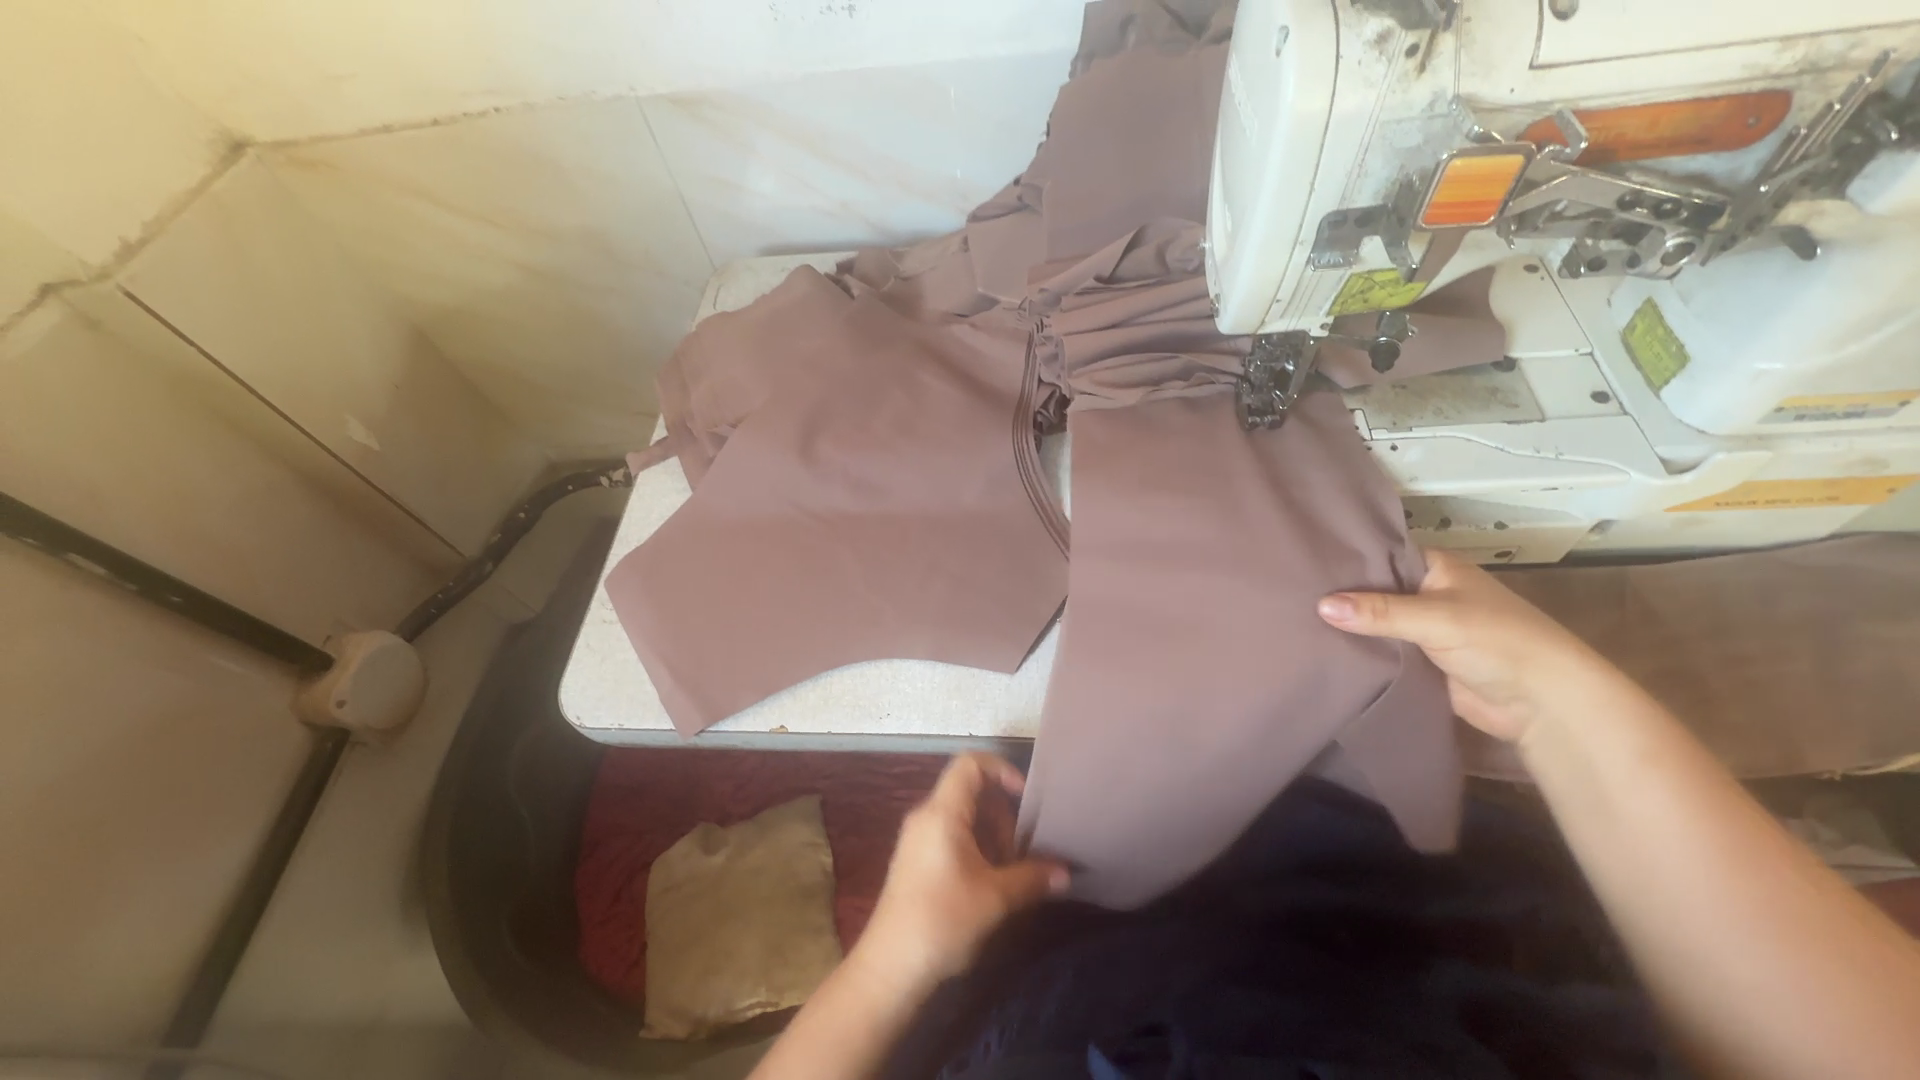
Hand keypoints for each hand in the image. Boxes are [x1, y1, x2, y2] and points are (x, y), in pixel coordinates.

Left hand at [853, 754, 1068, 990]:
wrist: (890, 968)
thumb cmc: (942, 920)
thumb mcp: (995, 898)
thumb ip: (1032, 877)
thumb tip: (1065, 873)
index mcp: (941, 812)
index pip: (970, 763)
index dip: (1003, 770)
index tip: (1027, 799)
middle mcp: (927, 817)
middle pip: (971, 791)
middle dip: (1004, 814)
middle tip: (1025, 847)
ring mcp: (919, 839)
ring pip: (964, 817)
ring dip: (993, 836)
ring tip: (1013, 869)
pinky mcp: (918, 862)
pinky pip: (953, 837)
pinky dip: (978, 849)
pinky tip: (993, 883)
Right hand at [1317, 549, 1616, 741]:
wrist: (1542, 703)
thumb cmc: (1499, 642)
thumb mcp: (1437, 618)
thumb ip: (1380, 612)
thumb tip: (1320, 605)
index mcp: (1436, 569)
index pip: (1382, 554)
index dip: (1347, 558)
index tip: (1303, 559)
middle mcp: (1427, 595)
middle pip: (1374, 591)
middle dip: (1340, 596)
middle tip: (1287, 591)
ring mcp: (1422, 631)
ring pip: (1374, 624)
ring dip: (1347, 627)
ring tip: (1294, 619)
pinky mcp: (1419, 664)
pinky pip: (1381, 653)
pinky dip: (1359, 653)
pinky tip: (1320, 650)